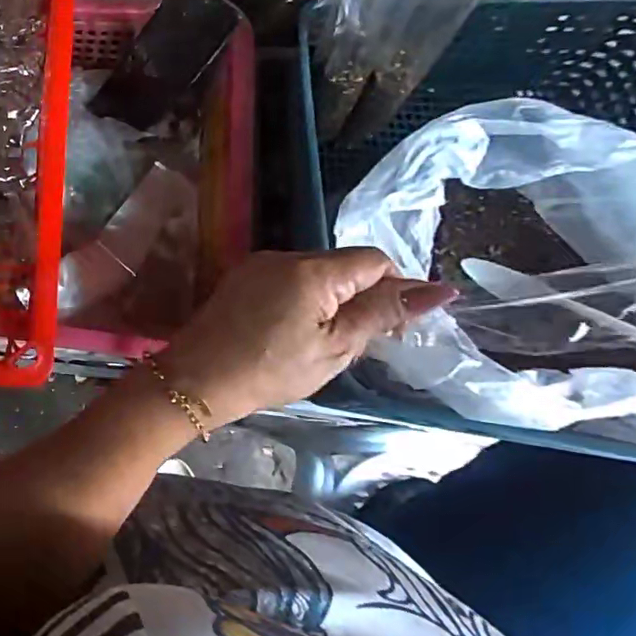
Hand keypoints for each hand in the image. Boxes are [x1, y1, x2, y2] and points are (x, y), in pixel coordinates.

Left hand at [157, 249, 454, 424]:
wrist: (197, 378)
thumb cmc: (270, 369)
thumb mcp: (336, 347)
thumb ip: (382, 313)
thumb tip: (438, 290)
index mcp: (310, 269)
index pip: (373, 260)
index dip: (396, 287)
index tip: (397, 324)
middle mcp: (281, 256)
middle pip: (342, 264)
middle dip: (361, 295)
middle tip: (358, 341)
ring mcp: (255, 266)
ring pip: (313, 273)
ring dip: (331, 299)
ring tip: (323, 342)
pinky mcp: (238, 279)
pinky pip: (285, 280)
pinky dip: (301, 300)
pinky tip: (293, 333)